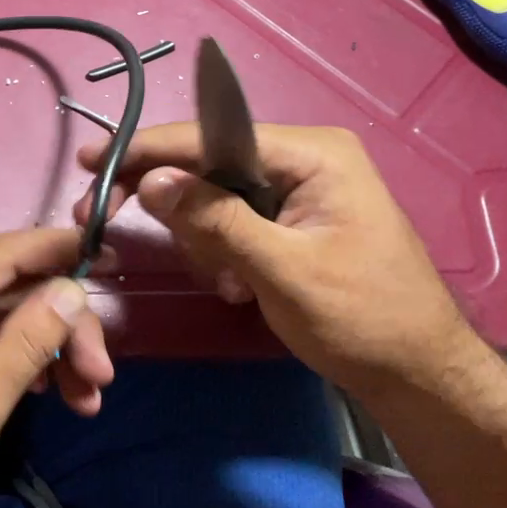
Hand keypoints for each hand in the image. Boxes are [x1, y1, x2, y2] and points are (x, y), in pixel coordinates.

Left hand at [0, 227, 113, 507]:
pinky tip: (47, 388)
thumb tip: (74, 289)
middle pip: (11, 285)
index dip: (63, 251)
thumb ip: (31, 340)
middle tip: (100, 376)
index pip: (7, 251)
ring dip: (46, 345)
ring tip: (84, 397)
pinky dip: (14, 349)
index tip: (113, 258)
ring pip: (1, 307)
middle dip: (63, 326)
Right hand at [75, 124, 487, 398]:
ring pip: (210, 195)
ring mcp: (296, 189)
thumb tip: (151, 179)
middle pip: (204, 162)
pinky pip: (228, 219)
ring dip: (199, 238)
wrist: (416, 371)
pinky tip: (236, 285)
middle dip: (167, 200)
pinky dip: (217, 250)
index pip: (210, 136)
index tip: (91, 160)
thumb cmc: (361, 318)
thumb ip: (215, 220)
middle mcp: (302, 159)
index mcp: (312, 155)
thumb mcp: (282, 270)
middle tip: (104, 218)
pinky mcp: (289, 218)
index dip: (146, 148)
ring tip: (226, 283)